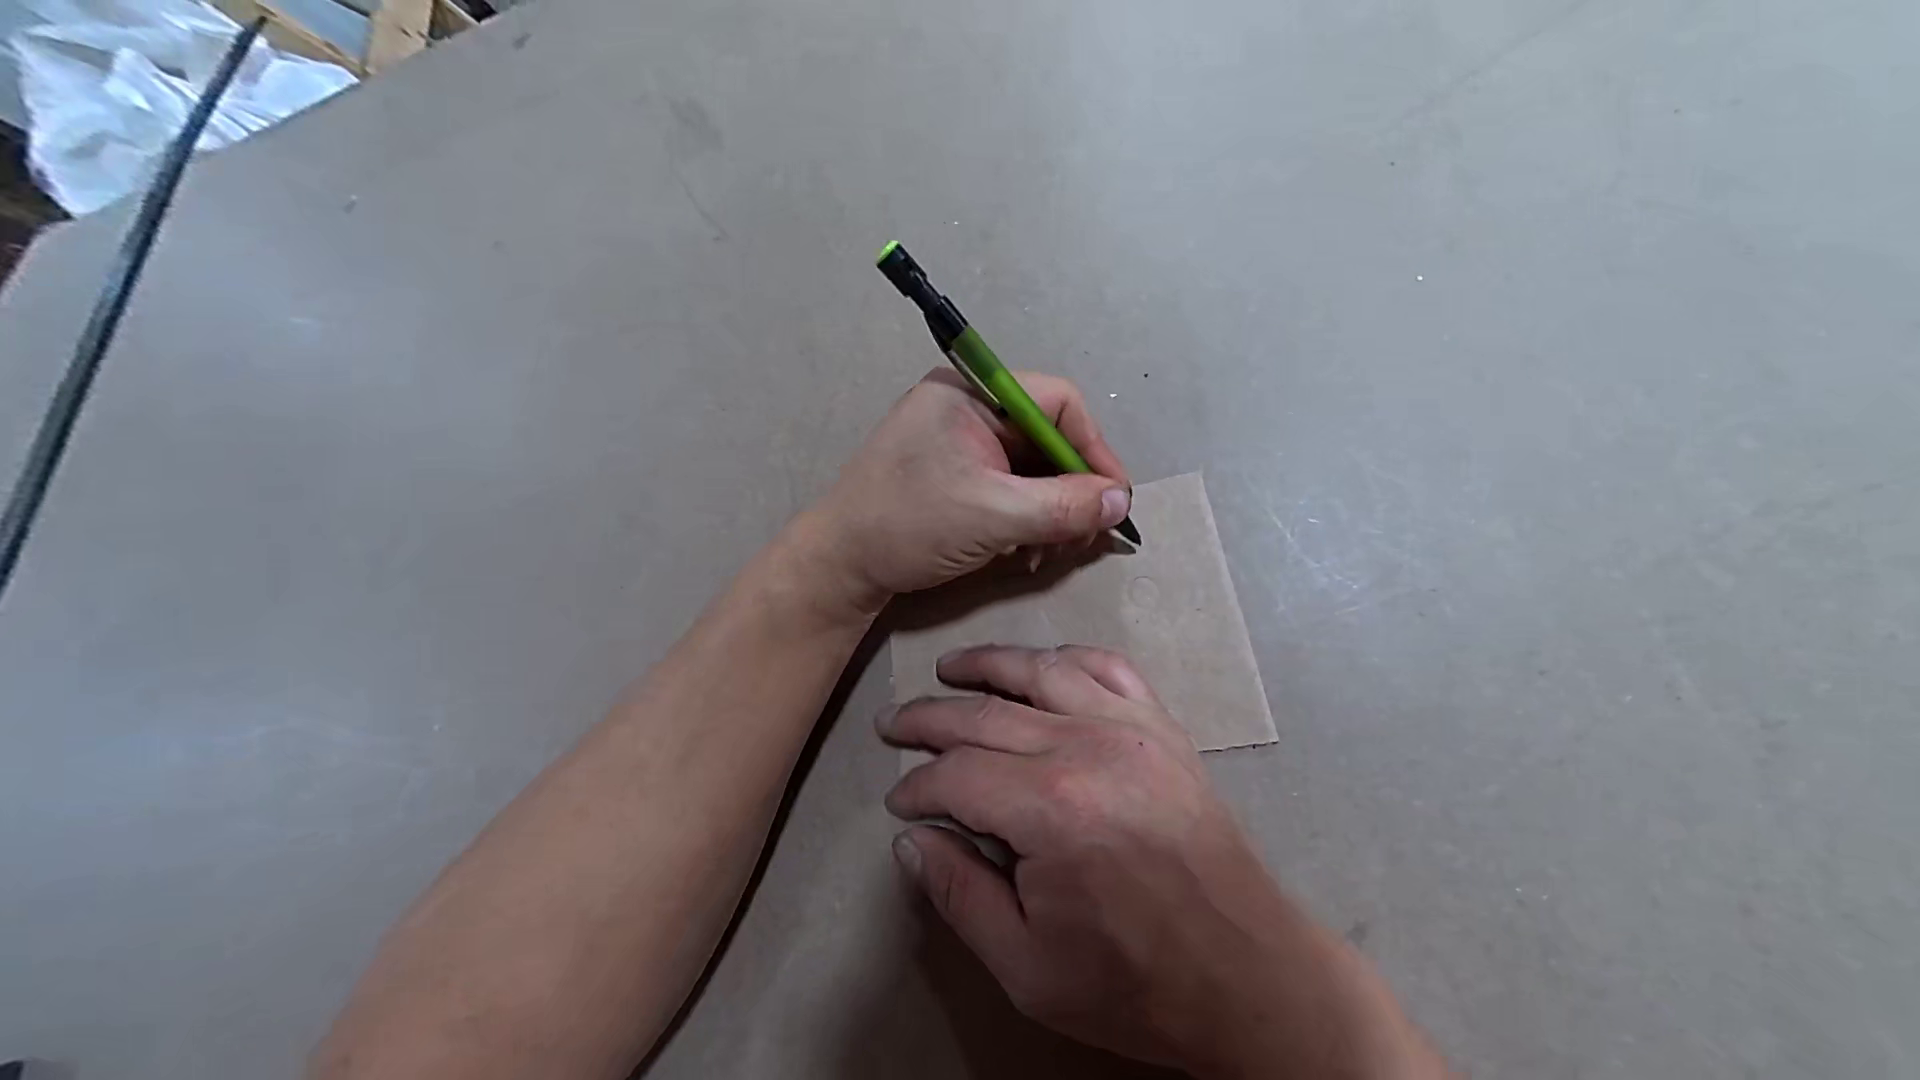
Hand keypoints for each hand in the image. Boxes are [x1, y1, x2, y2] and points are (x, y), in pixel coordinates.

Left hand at [805, 368, 1131, 609]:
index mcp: (970, 393)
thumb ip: (1062, 506)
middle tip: (1084, 535)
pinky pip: (1010, 486)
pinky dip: (1027, 518)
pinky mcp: (956, 474)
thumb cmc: (907, 526)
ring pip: (1032, 467)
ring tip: (1049, 551)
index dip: (1093, 448)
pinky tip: (1026, 550)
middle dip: (1071, 489)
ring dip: (1051, 511)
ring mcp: (959, 442)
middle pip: (1047, 437)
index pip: (1057, 402)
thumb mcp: (992, 516)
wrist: (841, 565)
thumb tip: (1121, 501)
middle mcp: (967, 408)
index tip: (1114, 497)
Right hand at [879, 645, 1449, 1079]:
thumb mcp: (1026, 967)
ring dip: (986, 664)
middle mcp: (1086, 747)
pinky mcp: (1162, 726)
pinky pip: (1107, 666)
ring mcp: (1130, 727)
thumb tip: (910, 837)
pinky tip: (1041, 665)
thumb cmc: (1134, 982)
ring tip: (947, 667)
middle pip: (984, 713)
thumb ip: (958, 894)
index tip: (899, 801)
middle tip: (892, 722)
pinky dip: (1065, 657)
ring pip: (1040, 670)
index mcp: (1050, 809)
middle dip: (928, 718)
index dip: (917, 785)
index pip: (955, 774)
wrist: (1249, 975)